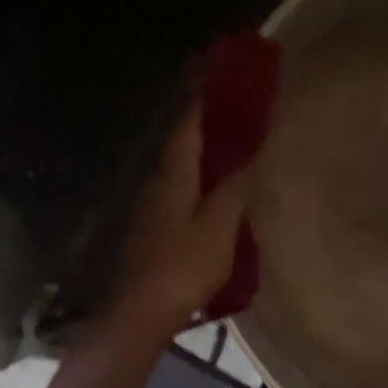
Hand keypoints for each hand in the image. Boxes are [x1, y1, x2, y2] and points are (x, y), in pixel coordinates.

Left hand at [104, 99, 250, 340]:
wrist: (139, 314)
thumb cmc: (183, 268)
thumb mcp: (219, 228)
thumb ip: (234, 190)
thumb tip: (248, 157)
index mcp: (174, 176)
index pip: (188, 125)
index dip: (202, 99)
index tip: (217, 74)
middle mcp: (157, 183)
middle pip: (181, 143)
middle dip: (204, 122)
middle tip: (231, 107)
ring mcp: (150, 208)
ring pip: (179, 168)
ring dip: (201, 152)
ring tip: (230, 144)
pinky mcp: (151, 230)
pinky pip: (179, 191)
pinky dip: (198, 179)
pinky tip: (214, 190)